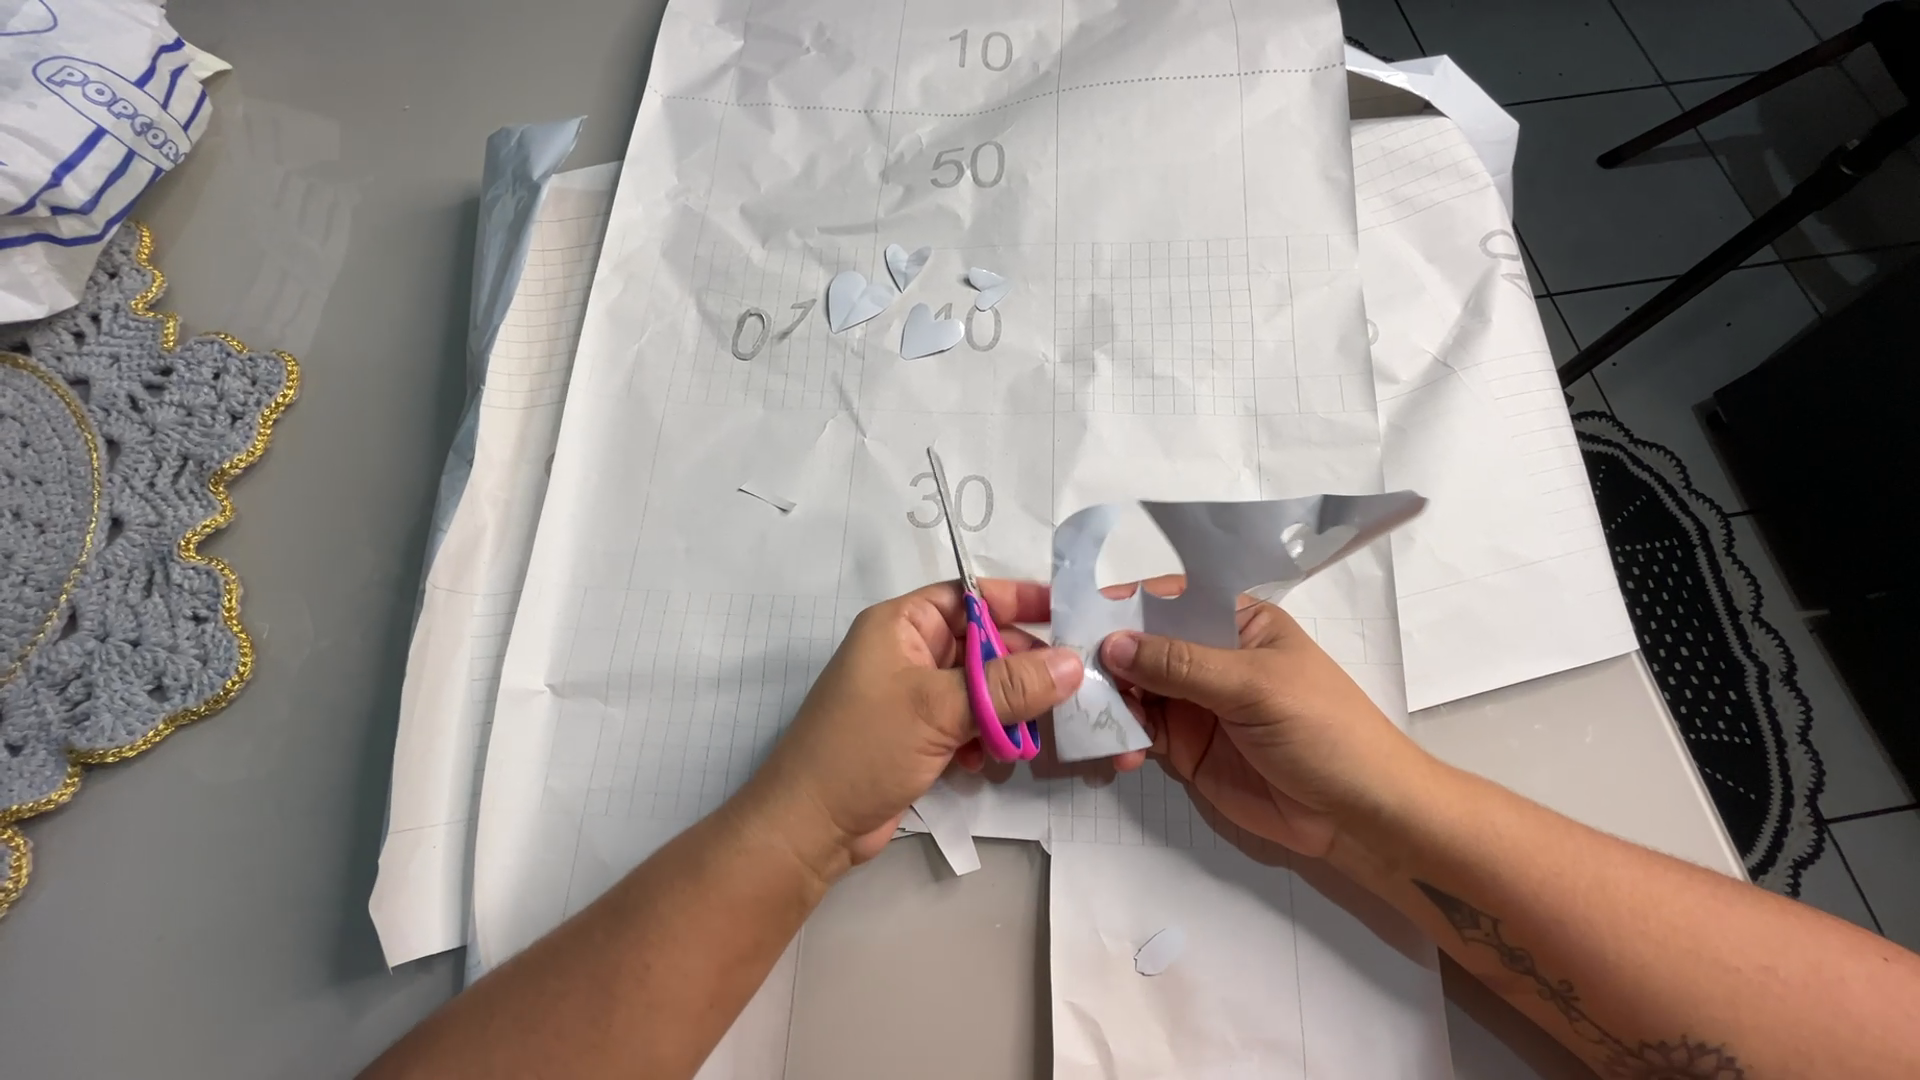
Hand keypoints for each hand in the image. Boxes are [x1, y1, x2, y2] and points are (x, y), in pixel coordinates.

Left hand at [739, 579, 1083, 879]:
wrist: (809, 827)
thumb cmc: (864, 748)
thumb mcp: (940, 709)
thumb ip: (1009, 685)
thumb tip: (1072, 663)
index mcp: (903, 624)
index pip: (970, 596)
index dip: (1019, 599)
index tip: (1068, 612)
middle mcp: (910, 652)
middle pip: (983, 645)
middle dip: (1022, 668)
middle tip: (1068, 689)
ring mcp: (915, 696)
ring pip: (982, 688)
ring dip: (1007, 710)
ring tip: (1030, 736)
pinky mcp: (921, 734)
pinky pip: (970, 722)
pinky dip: (986, 738)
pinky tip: (987, 763)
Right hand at [1099, 582, 1433, 858]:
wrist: (1360, 816)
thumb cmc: (1321, 729)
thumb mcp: (1253, 686)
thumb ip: (1181, 663)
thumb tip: (1112, 643)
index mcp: (1234, 622)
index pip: (1169, 600)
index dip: (1126, 605)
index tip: (1080, 616)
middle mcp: (1207, 656)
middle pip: (1142, 645)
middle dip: (1106, 655)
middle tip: (1069, 673)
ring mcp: (1192, 702)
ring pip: (1133, 689)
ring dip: (1107, 699)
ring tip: (1086, 715)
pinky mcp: (1182, 745)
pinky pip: (1139, 731)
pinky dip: (1120, 736)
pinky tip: (1113, 749)